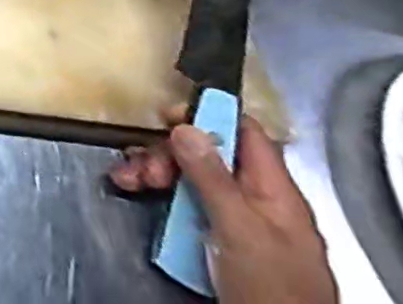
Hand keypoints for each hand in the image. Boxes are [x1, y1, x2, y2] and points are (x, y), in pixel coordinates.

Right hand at [110, 110, 337, 303]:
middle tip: (145, 169)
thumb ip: (212, 177)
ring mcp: (236, 220)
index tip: (167, 116)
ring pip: (189, 176)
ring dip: (153, 171)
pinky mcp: (215, 238)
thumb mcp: (239, 231)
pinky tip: (133, 191)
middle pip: (207, 154)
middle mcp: (255, 200)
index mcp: (274, 192)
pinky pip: (183, 202)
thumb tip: (185, 124)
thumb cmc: (271, 289)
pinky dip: (156, 194)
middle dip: (167, 153)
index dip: (208, 115)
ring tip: (128, 181)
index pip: (246, 133)